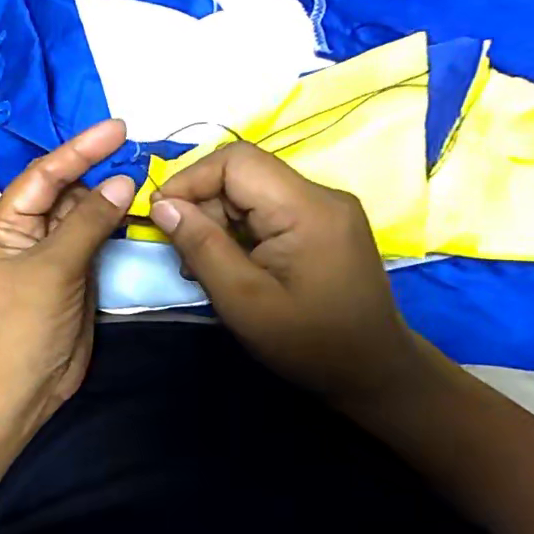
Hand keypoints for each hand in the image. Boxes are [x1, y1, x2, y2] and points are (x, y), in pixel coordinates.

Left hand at [0, 119, 136, 428]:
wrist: (22, 388)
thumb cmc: (22, 325)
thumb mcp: (53, 269)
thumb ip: (87, 223)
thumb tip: (122, 181)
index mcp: (6, 223)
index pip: (44, 175)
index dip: (80, 149)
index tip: (118, 127)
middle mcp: (27, 232)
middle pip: (65, 189)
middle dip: (98, 170)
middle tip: (141, 152)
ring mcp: (53, 253)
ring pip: (84, 213)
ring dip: (110, 196)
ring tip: (145, 176)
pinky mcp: (75, 273)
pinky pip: (95, 238)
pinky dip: (114, 224)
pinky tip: (135, 209)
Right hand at [150, 143, 427, 402]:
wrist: (372, 373)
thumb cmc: (307, 342)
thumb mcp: (241, 299)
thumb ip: (200, 245)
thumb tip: (161, 205)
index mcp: (307, 209)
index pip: (236, 161)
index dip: (190, 179)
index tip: (161, 216)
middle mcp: (320, 196)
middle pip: (242, 175)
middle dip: (202, 207)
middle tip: (186, 256)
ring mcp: (324, 210)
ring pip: (250, 193)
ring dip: (216, 223)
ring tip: (206, 269)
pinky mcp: (321, 225)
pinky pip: (266, 211)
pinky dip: (237, 232)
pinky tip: (230, 266)